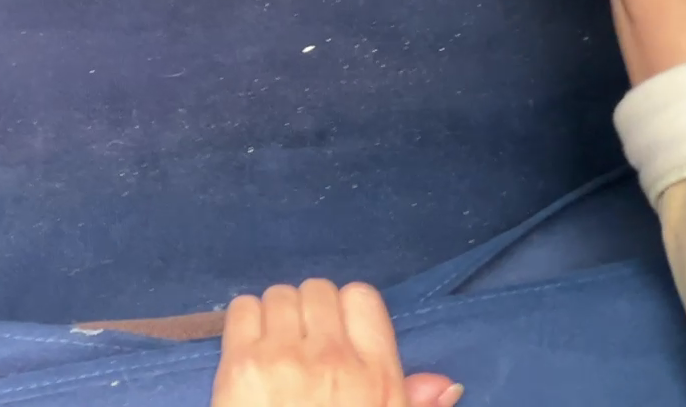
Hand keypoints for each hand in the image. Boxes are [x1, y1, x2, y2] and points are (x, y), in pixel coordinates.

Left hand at [212, 280, 461, 406]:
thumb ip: (412, 405)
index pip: (362, 296)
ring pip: (279, 294)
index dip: (348, 312)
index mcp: (376, 377)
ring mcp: (283, 357)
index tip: (339, 336)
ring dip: (278, 317)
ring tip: (278, 352)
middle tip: (305, 347)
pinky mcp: (241, 363)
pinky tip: (252, 353)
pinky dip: (246, 323)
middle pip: (317, 290)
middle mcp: (332, 357)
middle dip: (311, 314)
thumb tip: (445, 382)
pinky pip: (243, 307)